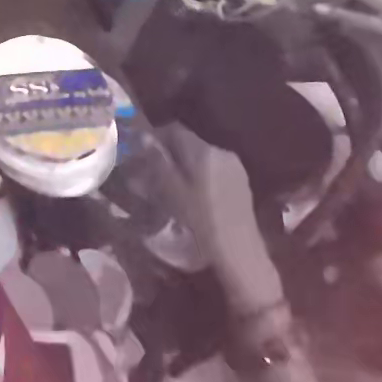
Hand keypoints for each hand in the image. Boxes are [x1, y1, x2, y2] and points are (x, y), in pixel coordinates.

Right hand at [158, 126, 284, 314]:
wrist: (239, 252)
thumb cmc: (199, 221)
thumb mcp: (169, 191)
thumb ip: (155, 161)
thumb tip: (141, 137)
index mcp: (203, 150)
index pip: (173, 129)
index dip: (154, 137)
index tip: (140, 153)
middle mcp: (221, 151)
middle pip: (188, 141)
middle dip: (168, 151)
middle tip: (150, 170)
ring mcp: (234, 166)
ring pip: (200, 155)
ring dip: (183, 163)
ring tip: (169, 184)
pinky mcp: (241, 182)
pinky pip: (213, 168)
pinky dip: (198, 174)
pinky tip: (192, 195)